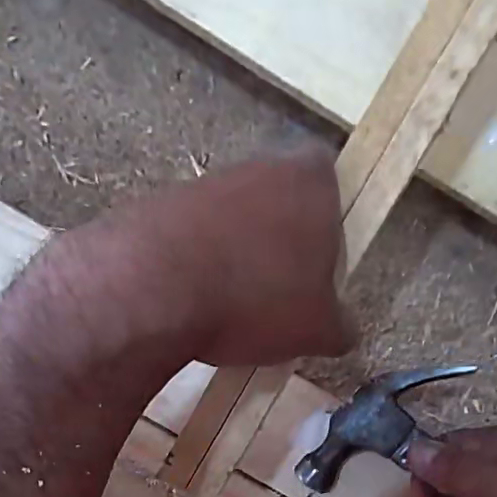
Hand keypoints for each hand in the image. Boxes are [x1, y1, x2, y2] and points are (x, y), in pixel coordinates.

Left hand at [90, 151, 353, 366]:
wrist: (153, 289)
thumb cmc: (257, 299)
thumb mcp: (318, 330)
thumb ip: (341, 326)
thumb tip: (343, 330)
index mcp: (309, 181)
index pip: (329, 180)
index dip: (329, 220)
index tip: (321, 262)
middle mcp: (259, 166)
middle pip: (280, 202)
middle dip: (282, 243)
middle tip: (282, 293)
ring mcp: (205, 182)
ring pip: (235, 219)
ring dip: (239, 255)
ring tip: (234, 307)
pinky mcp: (160, 203)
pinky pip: (194, 236)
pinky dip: (199, 264)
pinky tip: (196, 302)